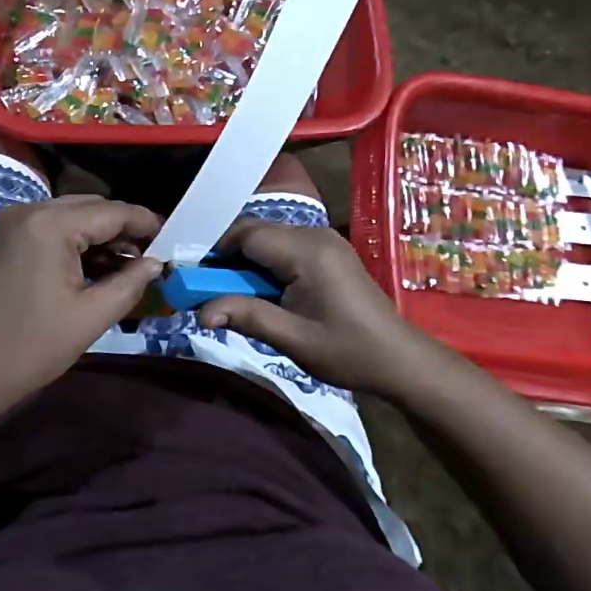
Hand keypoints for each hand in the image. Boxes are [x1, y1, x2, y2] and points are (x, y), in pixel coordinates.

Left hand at [0, 195, 163, 411]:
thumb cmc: (31, 347)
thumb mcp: (91, 316)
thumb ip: (130, 283)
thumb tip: (157, 263)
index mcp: (50, 224)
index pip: (112, 211)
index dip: (146, 223)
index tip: (172, 240)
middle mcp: (29, 210)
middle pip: (91, 208)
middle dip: (123, 229)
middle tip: (152, 257)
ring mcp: (10, 222)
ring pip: (70, 217)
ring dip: (99, 236)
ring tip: (127, 266)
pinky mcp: (2, 238)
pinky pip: (48, 228)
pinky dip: (73, 242)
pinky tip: (93, 268)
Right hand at [197, 220, 443, 394]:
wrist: (399, 359)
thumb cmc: (348, 351)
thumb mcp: (293, 339)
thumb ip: (246, 317)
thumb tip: (200, 312)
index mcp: (307, 251)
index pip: (246, 234)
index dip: (214, 250)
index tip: (191, 273)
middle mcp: (315, 235)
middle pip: (256, 231)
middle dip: (226, 255)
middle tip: (204, 284)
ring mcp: (324, 240)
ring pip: (268, 237)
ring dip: (245, 259)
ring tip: (228, 289)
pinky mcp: (328, 250)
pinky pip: (285, 244)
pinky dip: (264, 261)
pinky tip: (258, 287)